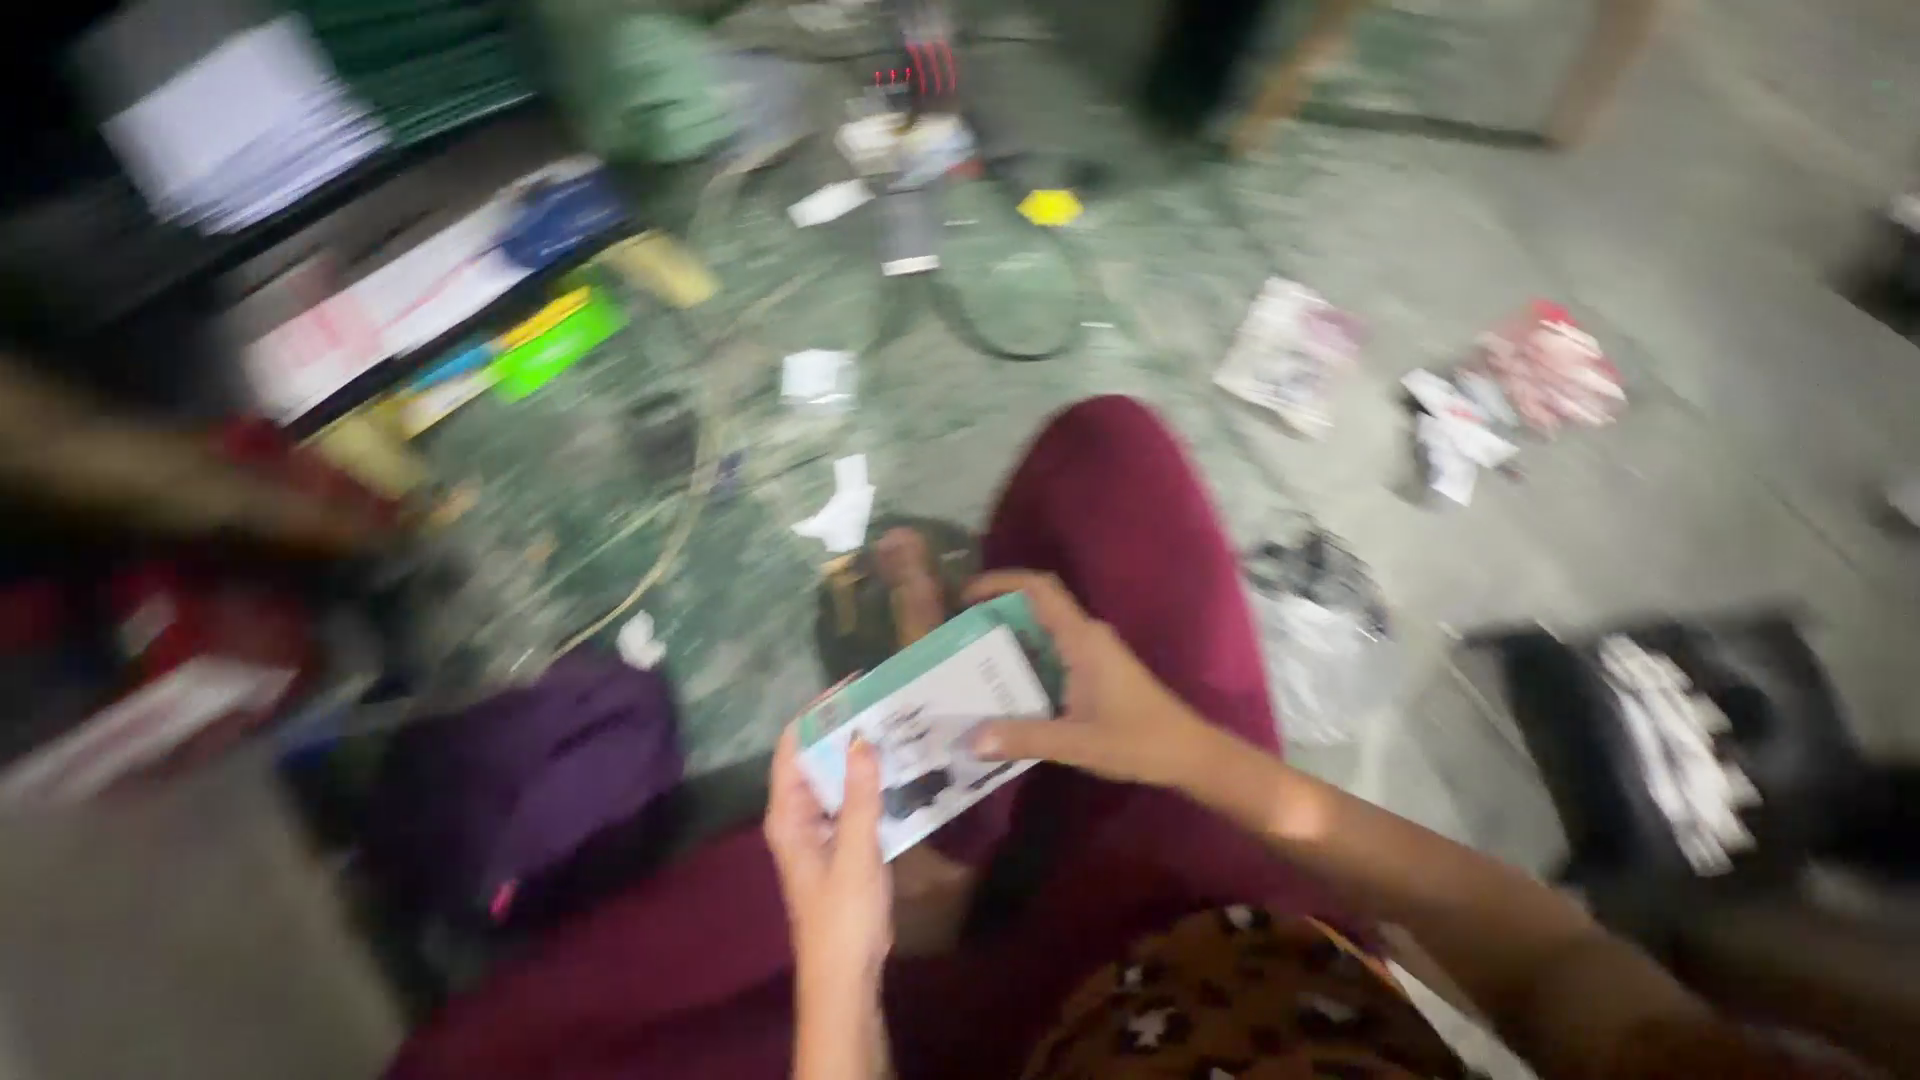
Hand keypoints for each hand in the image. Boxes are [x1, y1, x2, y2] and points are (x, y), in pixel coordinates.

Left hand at [764, 726, 892, 998]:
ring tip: (893, 724)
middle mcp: (798, 815)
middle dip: (842, 728)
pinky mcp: (839, 843)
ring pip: (834, 777)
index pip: (792, 747)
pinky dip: (868, 780)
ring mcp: (819, 830)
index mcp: (787, 815)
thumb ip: (859, 797)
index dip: (816, 714)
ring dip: (857, 753)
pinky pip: (850, 799)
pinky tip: (898, 767)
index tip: (850, 688)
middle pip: (814, 757)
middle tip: (881, 701)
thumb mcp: (855, 852)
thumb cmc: (842, 916)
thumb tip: (861, 740)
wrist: (845, 975)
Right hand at [963, 570, 1220, 790]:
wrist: (1190, 754)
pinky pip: (1052, 651)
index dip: (1001, 582)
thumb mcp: (1077, 743)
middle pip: (1036, 606)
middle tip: (957, 636)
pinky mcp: (1095, 670)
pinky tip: (1004, 687)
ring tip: (969, 661)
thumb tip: (970, 740)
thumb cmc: (1138, 742)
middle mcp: (1086, 636)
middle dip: (996, 614)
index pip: (1039, 589)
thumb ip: (1024, 738)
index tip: (966, 596)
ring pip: (1043, 630)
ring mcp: (1093, 652)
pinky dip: (1025, 659)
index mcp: (1082, 639)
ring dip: (1010, 638)